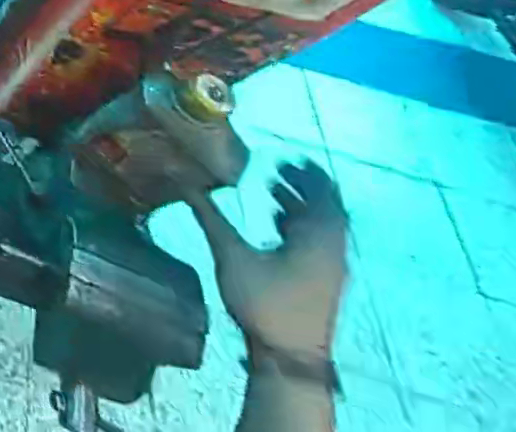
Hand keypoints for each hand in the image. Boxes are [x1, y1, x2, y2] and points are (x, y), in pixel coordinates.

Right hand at [188, 160, 348, 359]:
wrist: (288, 358)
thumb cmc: (263, 302)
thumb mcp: (231, 254)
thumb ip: (210, 216)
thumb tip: (184, 181)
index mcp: (317, 239)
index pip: (324, 196)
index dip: (310, 175)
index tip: (290, 157)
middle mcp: (331, 250)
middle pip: (327, 209)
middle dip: (305, 186)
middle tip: (279, 169)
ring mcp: (331, 269)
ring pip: (323, 227)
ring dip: (303, 206)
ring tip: (273, 190)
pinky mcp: (323, 283)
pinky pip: (319, 242)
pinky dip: (302, 225)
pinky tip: (277, 223)